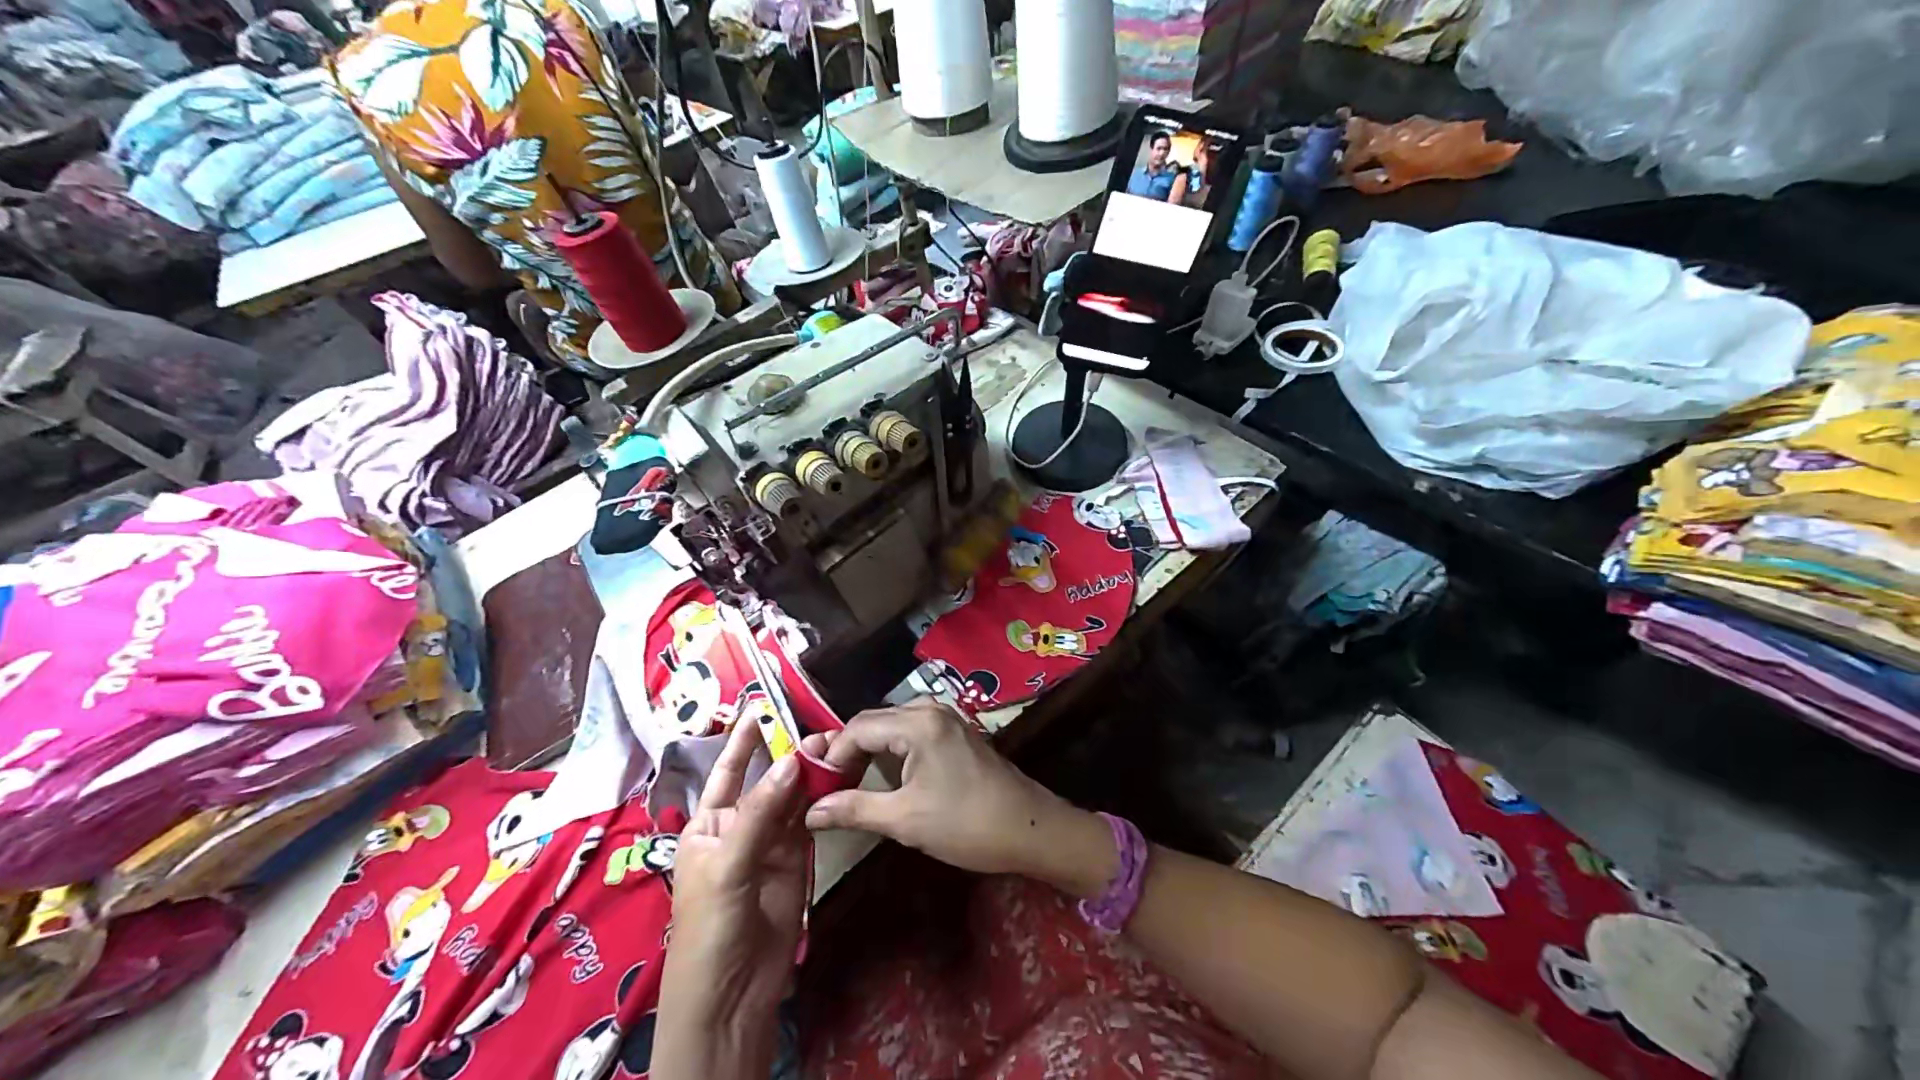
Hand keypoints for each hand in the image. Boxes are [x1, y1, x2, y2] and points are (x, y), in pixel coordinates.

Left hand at [654, 721, 807, 1079]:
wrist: (734, 990)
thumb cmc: (710, 924)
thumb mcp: (728, 864)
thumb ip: (760, 812)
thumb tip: (792, 760)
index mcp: (709, 823)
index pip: (728, 771)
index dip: (743, 740)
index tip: (760, 705)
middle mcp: (740, 825)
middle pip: (767, 781)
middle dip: (788, 754)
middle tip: (820, 726)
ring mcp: (770, 842)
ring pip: (792, 798)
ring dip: (811, 774)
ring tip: (836, 744)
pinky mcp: (797, 859)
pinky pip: (810, 820)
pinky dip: (824, 799)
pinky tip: (839, 776)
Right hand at [803, 698, 1117, 898]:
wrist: (1031, 830)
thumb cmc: (966, 824)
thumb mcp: (904, 820)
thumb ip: (853, 809)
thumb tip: (810, 811)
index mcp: (917, 723)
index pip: (856, 728)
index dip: (831, 757)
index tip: (817, 789)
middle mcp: (930, 709)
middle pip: (873, 721)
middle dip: (848, 752)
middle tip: (829, 788)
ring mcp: (946, 718)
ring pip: (891, 726)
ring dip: (869, 751)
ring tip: (850, 785)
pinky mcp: (956, 731)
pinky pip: (911, 731)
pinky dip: (891, 751)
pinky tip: (884, 778)